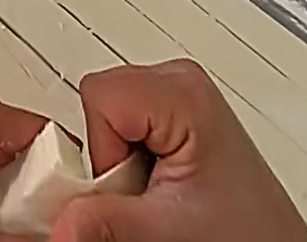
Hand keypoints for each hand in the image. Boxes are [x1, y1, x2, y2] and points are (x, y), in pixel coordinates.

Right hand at [52, 60, 306, 241]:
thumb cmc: (247, 238)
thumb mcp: (167, 235)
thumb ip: (107, 223)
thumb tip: (59, 223)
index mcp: (183, 91)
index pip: (99, 94)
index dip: (103, 148)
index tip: (129, 187)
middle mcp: (182, 79)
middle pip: (103, 98)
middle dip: (110, 152)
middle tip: (145, 196)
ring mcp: (181, 91)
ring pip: (109, 108)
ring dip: (120, 155)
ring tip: (158, 193)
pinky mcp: (179, 108)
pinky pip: (125, 116)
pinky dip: (131, 153)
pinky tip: (160, 183)